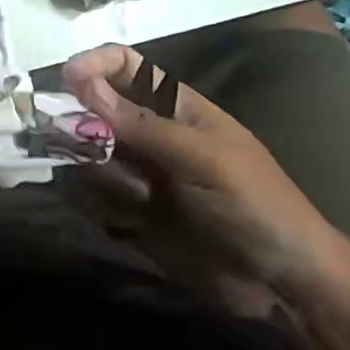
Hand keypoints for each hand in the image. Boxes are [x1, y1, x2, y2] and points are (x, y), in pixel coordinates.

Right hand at [62, 44, 340, 309]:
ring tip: (140, 201)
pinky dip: (104, 208)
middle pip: (95, 112)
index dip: (95, 65)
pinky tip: (132, 224)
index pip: (125, 66)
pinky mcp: (130, 214)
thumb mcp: (203, 157)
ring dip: (103, 176)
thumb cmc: (254, 204)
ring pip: (88, 157)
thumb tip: (84, 85)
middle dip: (87, 129)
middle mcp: (148, 135)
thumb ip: (142, 123)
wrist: (282, 283)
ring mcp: (138, 174)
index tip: (67, 80)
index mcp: (173, 107)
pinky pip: (93, 199)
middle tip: (99, 154)